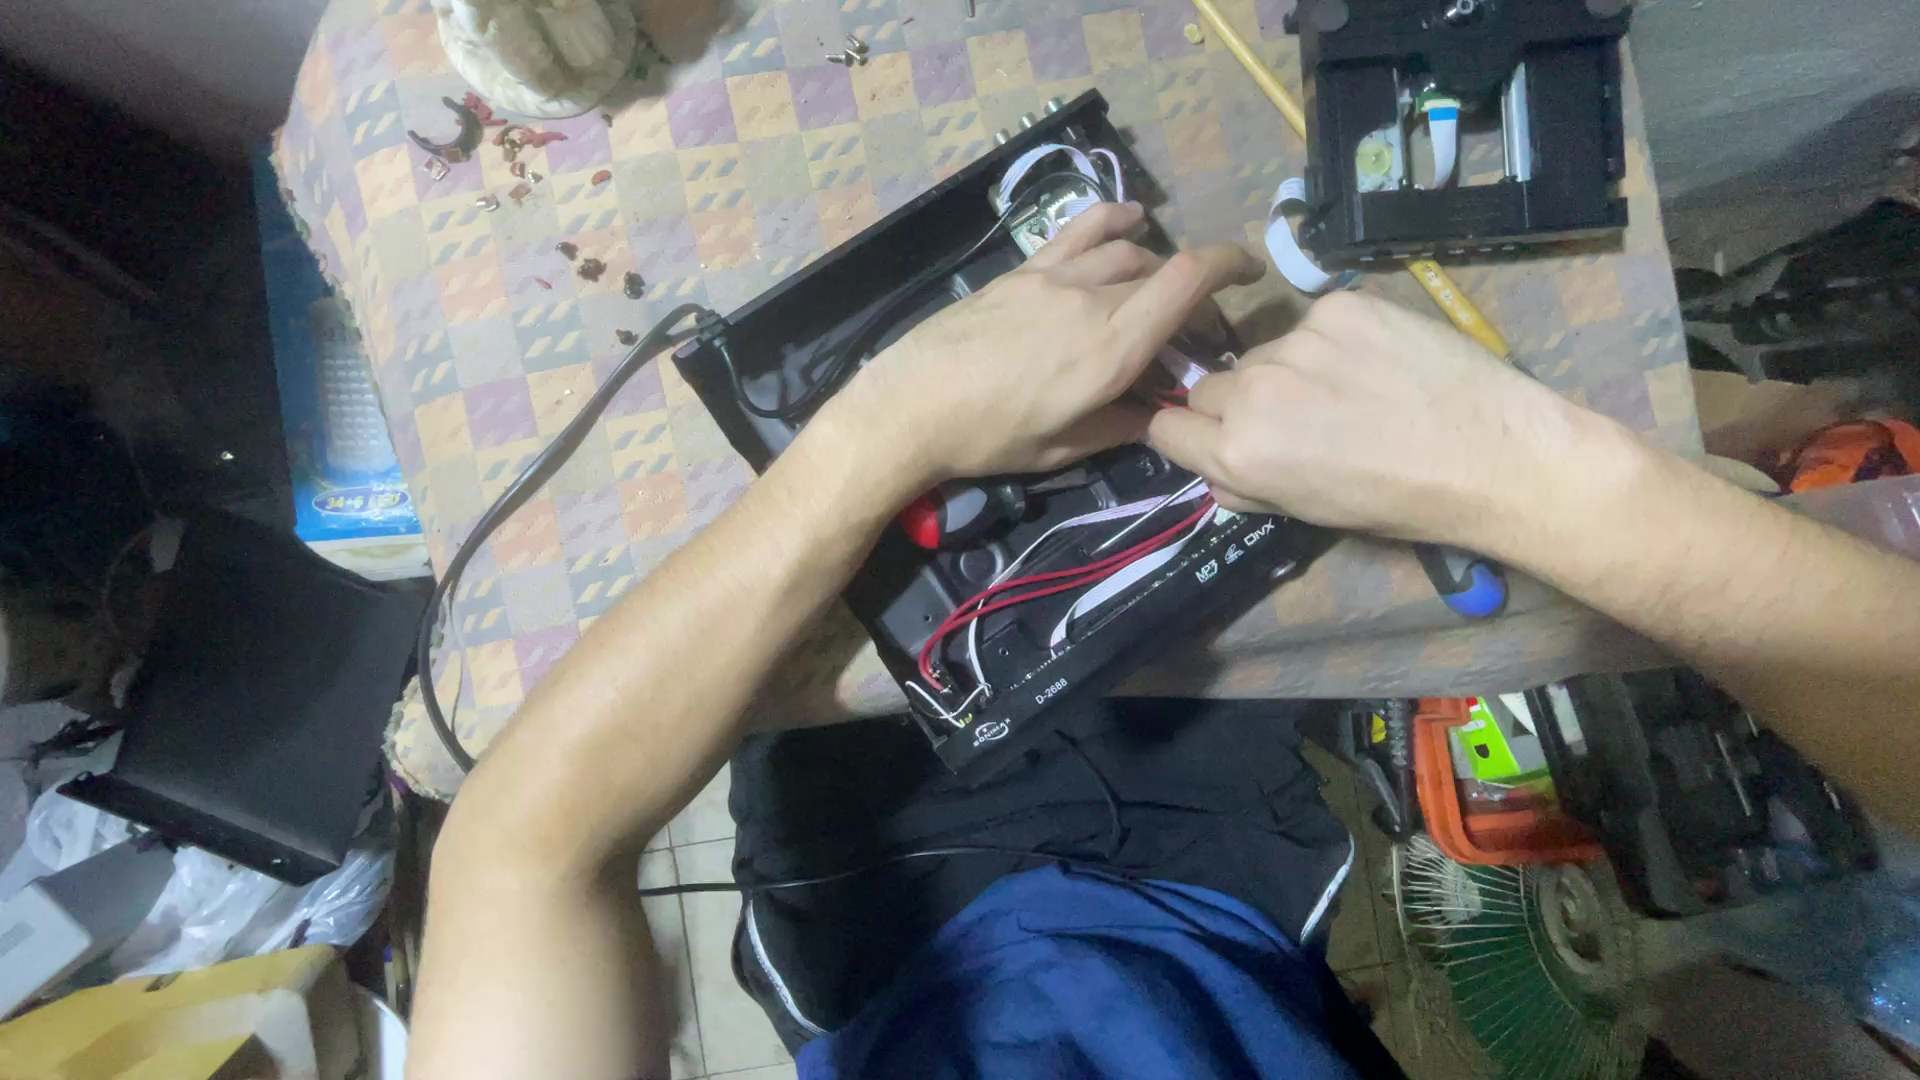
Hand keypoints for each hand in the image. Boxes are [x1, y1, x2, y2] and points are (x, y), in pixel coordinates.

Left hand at [819, 202, 1262, 486]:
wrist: (912, 407)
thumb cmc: (989, 438)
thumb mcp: (1063, 449)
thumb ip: (1120, 425)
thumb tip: (1156, 413)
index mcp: (1111, 350)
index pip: (1186, 283)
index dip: (1230, 267)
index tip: (1251, 276)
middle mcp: (1091, 301)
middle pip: (1160, 273)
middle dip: (1189, 293)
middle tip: (1188, 329)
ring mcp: (1054, 279)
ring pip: (1124, 251)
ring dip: (1152, 266)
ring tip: (1155, 290)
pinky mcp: (1024, 273)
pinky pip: (1079, 233)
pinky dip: (1113, 222)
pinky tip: (1129, 221)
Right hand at [1147, 291, 1607, 548]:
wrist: (1493, 457)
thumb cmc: (1392, 502)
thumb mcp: (1301, 513)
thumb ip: (1241, 487)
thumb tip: (1216, 464)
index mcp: (1238, 454)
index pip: (1165, 427)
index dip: (1186, 435)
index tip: (1209, 436)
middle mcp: (1252, 394)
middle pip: (1207, 388)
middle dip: (1233, 405)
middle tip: (1287, 419)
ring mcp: (1295, 343)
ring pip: (1258, 354)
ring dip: (1281, 372)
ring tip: (1341, 389)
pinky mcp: (1338, 307)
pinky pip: (1306, 325)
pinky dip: (1327, 343)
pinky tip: (1370, 361)